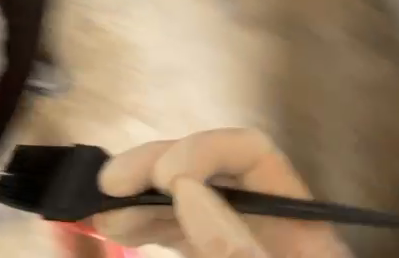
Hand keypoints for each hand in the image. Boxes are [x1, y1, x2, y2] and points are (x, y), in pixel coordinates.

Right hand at [94, 129, 348, 257]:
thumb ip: (234, 252)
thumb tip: (187, 187)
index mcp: (299, 234)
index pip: (253, 156)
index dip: (205, 151)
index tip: (163, 176)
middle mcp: (264, 231)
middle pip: (206, 170)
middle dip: (153, 169)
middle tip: (108, 185)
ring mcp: (233, 248)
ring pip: (180, 198)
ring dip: (136, 197)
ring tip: (100, 214)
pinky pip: (171, 231)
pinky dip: (138, 223)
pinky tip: (109, 229)